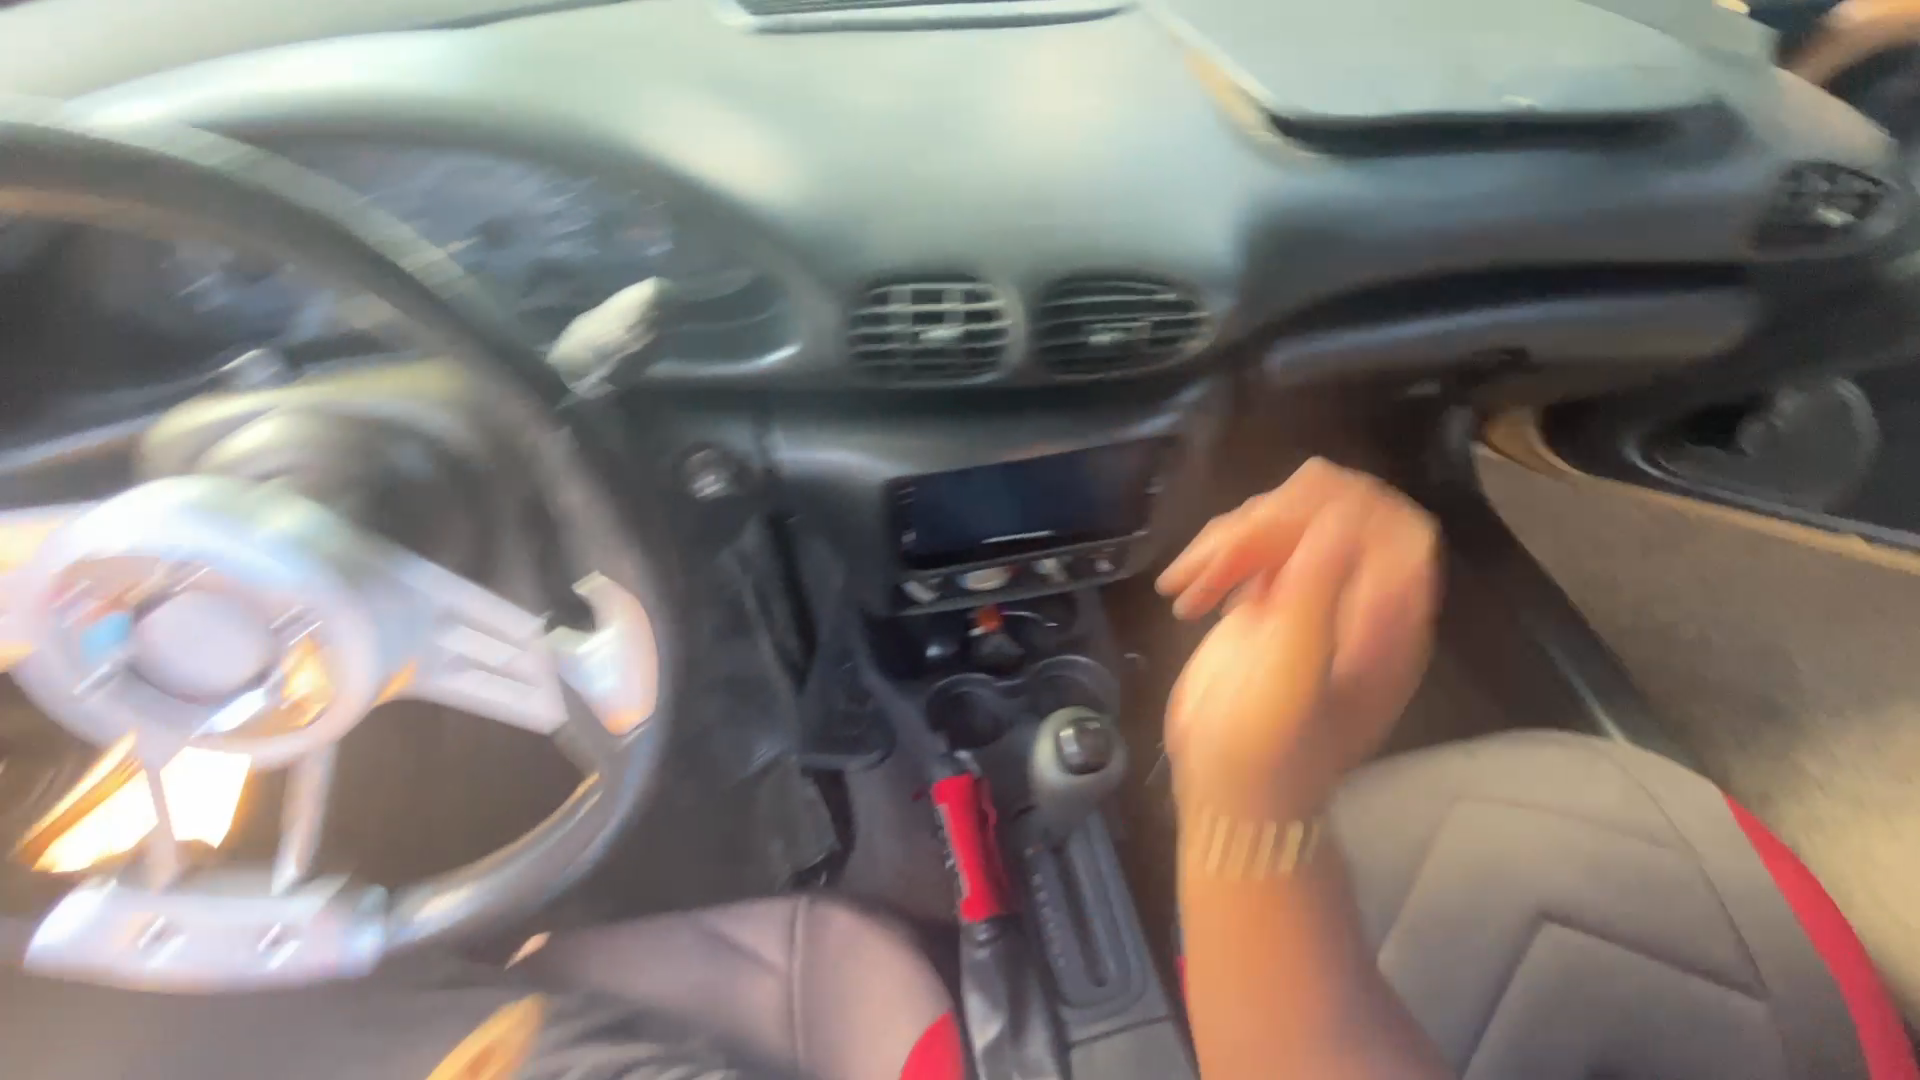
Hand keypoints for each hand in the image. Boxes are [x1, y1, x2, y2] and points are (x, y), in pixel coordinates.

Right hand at [1156, 459, 1441, 814]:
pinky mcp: (1266, 606)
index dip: (1352, 509)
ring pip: (1283, 527)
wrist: (1227, 791)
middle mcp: (1354, 601)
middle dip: (1269, 524)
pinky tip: (1185, 591)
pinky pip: (1249, 552)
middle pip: (1332, 518)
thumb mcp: (1293, 672)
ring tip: (1187, 587)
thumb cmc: (1266, 745)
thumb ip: (1315, 591)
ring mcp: (1308, 600)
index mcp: (1385, 621)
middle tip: (1218, 559)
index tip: (1288, 515)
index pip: (1396, 533)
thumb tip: (1333, 518)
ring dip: (1229, 542)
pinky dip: (1212, 559)